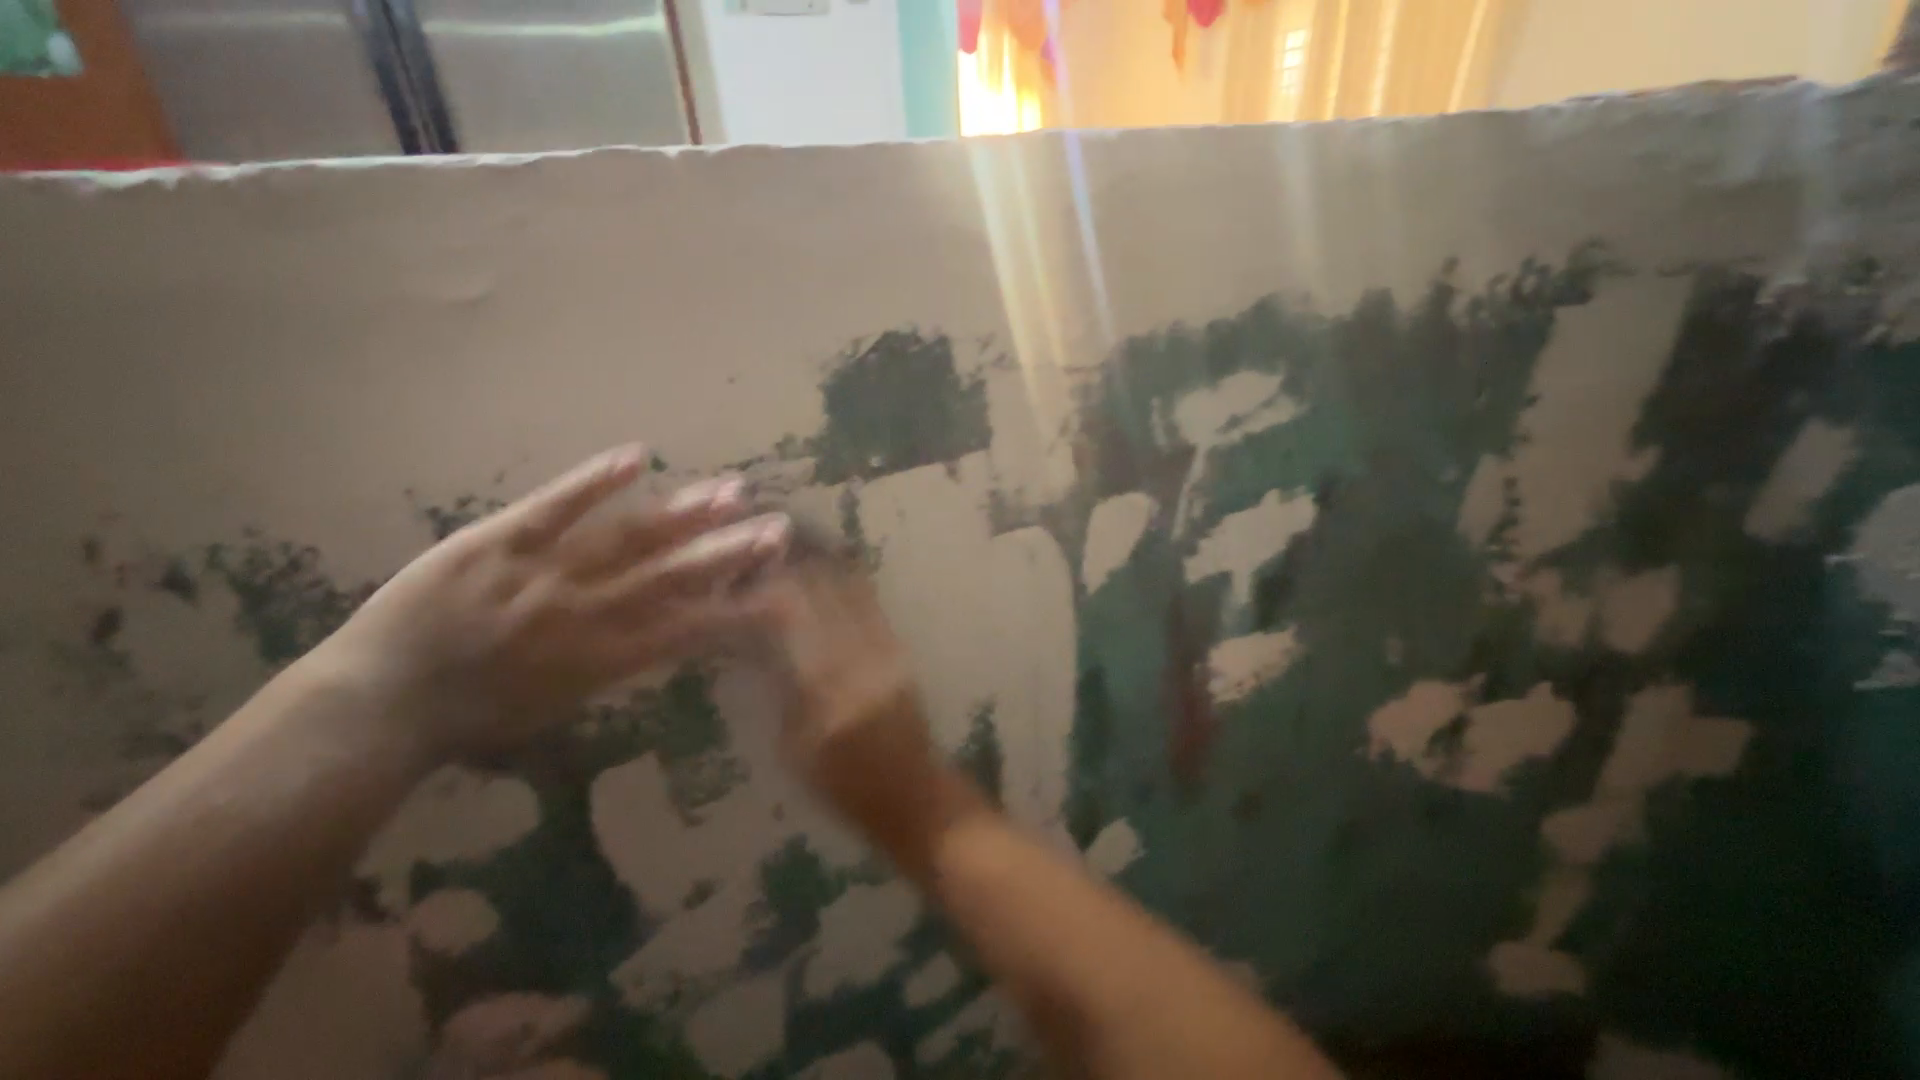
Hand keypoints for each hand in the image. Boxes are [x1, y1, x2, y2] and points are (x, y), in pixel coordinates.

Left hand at [315, 444, 788, 758]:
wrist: (380, 705)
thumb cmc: (472, 720)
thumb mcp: (558, 709)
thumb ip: (613, 668)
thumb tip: (662, 637)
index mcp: (602, 661)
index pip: (688, 630)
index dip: (740, 611)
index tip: (785, 596)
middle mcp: (585, 614)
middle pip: (671, 578)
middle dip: (729, 552)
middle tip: (777, 528)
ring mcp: (542, 573)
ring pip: (627, 539)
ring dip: (683, 514)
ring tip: (731, 491)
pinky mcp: (497, 541)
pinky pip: (555, 506)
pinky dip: (596, 481)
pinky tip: (638, 455)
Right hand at [748, 558, 945, 840]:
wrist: (914, 795)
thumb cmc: (845, 786)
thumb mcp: (795, 748)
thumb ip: (778, 690)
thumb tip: (753, 643)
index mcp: (826, 690)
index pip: (788, 619)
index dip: (757, 595)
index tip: (732, 584)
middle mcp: (859, 659)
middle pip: (820, 592)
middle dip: (786, 564)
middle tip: (756, 548)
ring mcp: (884, 649)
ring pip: (848, 588)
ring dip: (817, 561)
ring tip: (788, 540)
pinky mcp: (899, 648)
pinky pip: (869, 601)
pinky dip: (845, 576)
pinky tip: (827, 560)